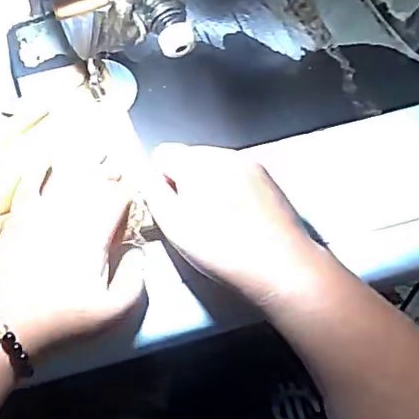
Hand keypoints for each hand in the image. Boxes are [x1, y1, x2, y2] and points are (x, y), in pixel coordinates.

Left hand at [0, 167, 146, 353]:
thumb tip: (136, 251)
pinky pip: (32, 180)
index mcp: (94, 232)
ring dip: (85, 165)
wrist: (4, 319)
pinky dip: (42, 167)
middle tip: (120, 174)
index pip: (119, 195)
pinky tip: (48, 158)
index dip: (131, 194)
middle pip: (95, 179)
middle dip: (111, 174)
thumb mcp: (112, 310)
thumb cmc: (60, 317)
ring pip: (67, 174)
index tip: (134, 203)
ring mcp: (40, 210)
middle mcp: (68, 212)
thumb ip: (135, 278)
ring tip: (98, 158)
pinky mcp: (19, 214)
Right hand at [136, 143, 333, 309]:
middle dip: (184, 181)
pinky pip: (235, 175)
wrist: (281, 265)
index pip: (161, 154)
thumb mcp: (173, 224)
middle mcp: (223, 154)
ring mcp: (249, 163)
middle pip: (188, 158)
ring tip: (217, 221)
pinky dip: (229, 190)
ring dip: (207, 186)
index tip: (169, 207)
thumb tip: (137, 169)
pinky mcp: (267, 177)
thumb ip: (150, 190)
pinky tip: (237, 218)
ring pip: (213, 167)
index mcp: (196, 162)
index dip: (159, 180)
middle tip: (192, 218)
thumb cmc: (222, 248)